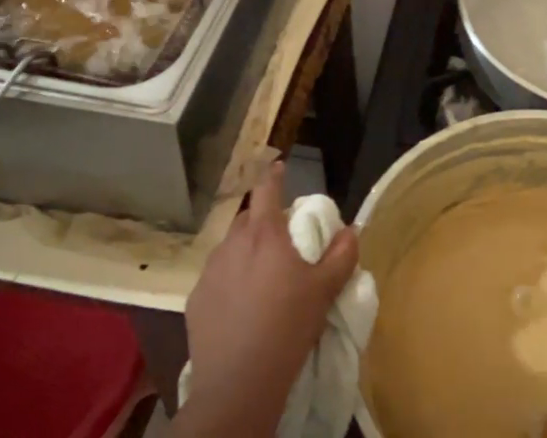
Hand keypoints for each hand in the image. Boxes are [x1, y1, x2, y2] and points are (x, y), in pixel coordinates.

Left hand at [178, 161, 359, 435]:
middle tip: (281, 235)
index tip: (277, 165)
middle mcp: (232, 245)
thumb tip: (351, 230)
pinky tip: (241, 304)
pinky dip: (230, 280)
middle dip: (263, 218)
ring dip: (245, 250)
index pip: (267, 190)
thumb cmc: (288, 326)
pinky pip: (216, 278)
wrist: (239, 381)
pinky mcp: (195, 301)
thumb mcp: (325, 290)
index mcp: (265, 235)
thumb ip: (342, 255)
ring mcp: (209, 273)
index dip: (273, 174)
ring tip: (262, 274)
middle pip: (247, 218)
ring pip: (229, 248)